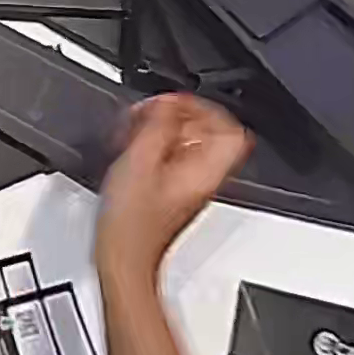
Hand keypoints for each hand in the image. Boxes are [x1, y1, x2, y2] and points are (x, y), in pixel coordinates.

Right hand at [95, 94, 250, 285]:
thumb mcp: (140, 160)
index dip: (203, 108)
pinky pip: (170, 155)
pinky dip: (152, 143)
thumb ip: (157, 127)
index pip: (230, 130)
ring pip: (187, 142)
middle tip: (150, 112)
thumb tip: (167, 102)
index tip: (174, 101)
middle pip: (207, 133)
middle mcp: (203, 178)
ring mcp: (186, 184)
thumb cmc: (132, 219)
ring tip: (137, 126)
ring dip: (161, 127)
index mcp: (206, 171)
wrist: (123, 254)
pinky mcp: (168, 188)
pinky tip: (131, 146)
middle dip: (176, 115)